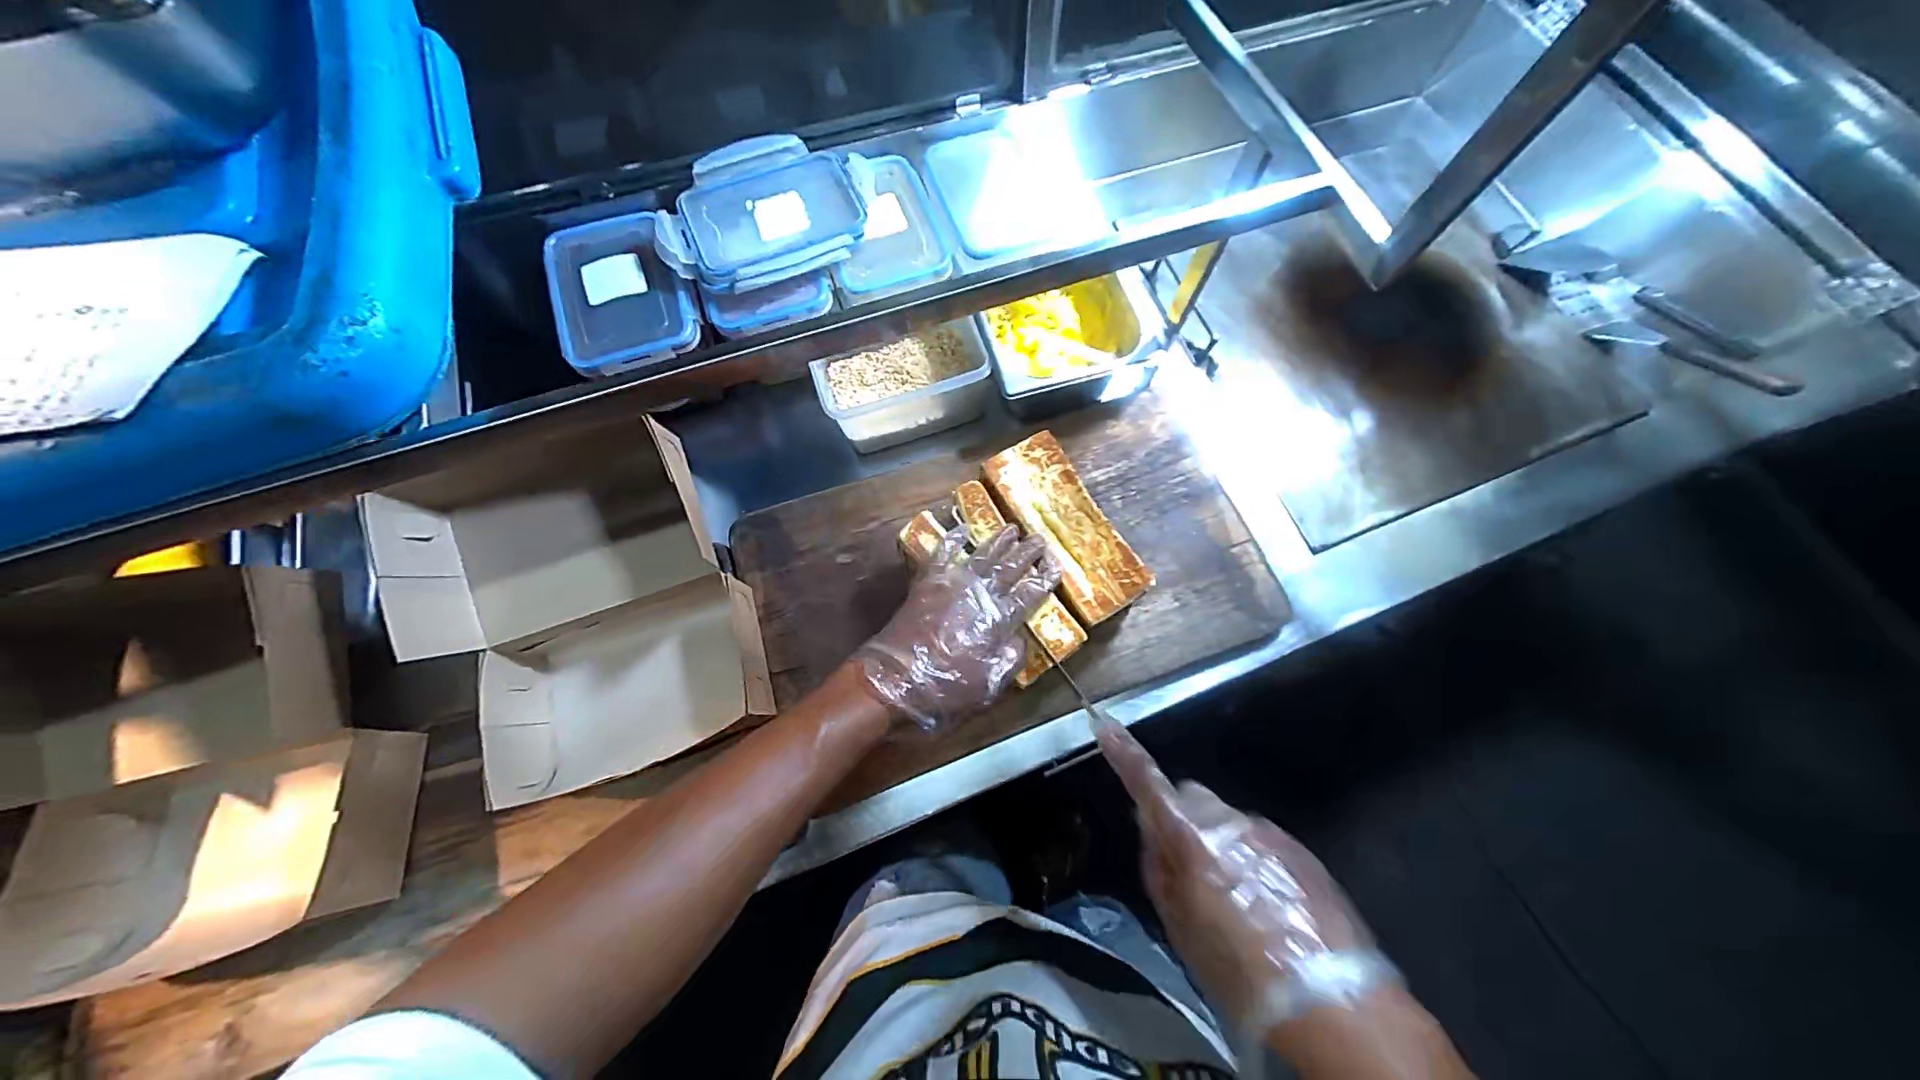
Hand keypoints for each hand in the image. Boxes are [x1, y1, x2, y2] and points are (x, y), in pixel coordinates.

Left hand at [858, 523, 1060, 731]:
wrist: (893, 681)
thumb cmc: (943, 690)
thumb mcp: (988, 687)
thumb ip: (1009, 660)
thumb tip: (1019, 638)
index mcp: (997, 621)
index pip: (1029, 594)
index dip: (1045, 579)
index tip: (1057, 565)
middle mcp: (978, 595)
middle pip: (1008, 568)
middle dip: (1027, 553)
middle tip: (1040, 538)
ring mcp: (951, 585)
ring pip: (981, 555)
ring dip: (998, 541)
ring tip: (1013, 528)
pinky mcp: (926, 583)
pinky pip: (942, 554)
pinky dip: (952, 539)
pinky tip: (962, 528)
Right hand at [1094, 718, 1393, 1035]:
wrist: (1332, 1003)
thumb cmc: (1238, 971)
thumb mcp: (1178, 925)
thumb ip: (1158, 867)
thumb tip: (1151, 830)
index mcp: (1192, 838)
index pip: (1148, 783)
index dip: (1125, 754)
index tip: (1107, 727)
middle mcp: (1230, 821)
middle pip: (1191, 798)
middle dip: (1181, 821)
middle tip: (1186, 870)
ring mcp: (1269, 833)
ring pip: (1226, 822)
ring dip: (1218, 844)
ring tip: (1234, 902)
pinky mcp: (1300, 850)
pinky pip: (1259, 841)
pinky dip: (1251, 860)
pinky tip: (1265, 906)